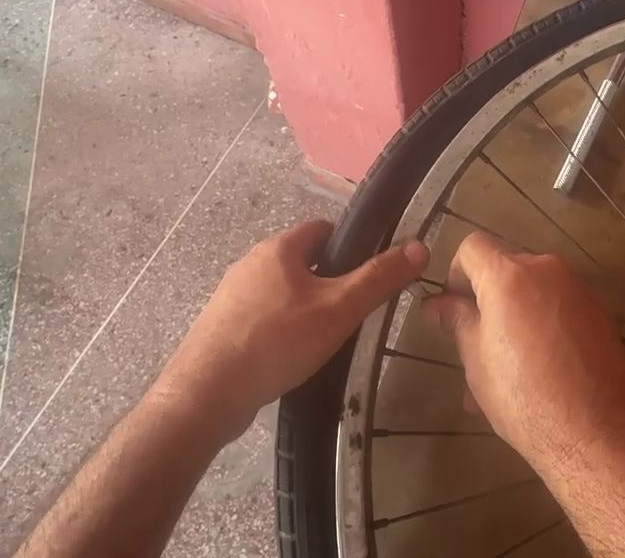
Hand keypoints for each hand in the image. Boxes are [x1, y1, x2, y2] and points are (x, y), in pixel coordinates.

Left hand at [150, 220, 425, 446]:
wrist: (204, 396)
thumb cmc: (277, 342)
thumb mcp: (339, 310)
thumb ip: (379, 278)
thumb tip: (420, 246)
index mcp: (279, 249)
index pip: (323, 229)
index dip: (350, 245)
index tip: (368, 273)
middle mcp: (251, 263)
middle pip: (302, 260)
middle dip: (328, 280)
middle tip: (350, 310)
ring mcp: (230, 296)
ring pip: (281, 290)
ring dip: (303, 306)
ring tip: (323, 338)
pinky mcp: (219, 327)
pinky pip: (260, 316)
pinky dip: (279, 329)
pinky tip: (289, 357)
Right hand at [423, 232, 624, 476]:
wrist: (597, 428)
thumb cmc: (524, 396)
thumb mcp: (478, 362)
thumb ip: (458, 321)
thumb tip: (437, 303)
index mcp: (508, 275)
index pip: (473, 246)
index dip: (456, 272)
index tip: (454, 307)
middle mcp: (545, 268)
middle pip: (506, 267)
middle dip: (488, 298)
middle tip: (477, 345)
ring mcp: (577, 286)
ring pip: (534, 288)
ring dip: (515, 314)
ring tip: (507, 368)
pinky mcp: (599, 308)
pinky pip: (559, 304)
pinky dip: (543, 322)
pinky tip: (541, 367)